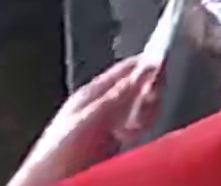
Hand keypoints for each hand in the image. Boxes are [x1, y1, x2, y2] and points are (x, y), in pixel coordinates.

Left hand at [7, 58, 161, 185]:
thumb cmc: (55, 156)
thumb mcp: (88, 119)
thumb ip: (120, 92)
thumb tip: (152, 63)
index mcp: (93, 92)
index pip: (129, 66)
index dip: (148, 63)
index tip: (165, 69)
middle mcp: (103, 104)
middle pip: (139, 85)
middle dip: (150, 91)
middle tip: (149, 103)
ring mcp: (108, 125)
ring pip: (142, 104)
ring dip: (148, 110)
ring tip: (140, 123)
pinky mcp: (114, 144)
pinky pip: (139, 125)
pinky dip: (144, 127)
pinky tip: (137, 135)